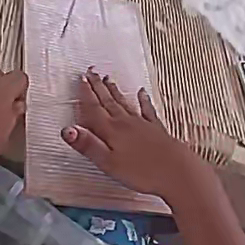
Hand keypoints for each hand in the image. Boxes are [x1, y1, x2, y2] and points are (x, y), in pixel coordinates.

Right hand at [62, 70, 211, 199]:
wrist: (177, 172)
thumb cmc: (142, 171)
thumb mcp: (108, 162)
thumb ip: (88, 145)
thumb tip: (67, 130)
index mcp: (111, 131)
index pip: (94, 109)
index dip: (86, 94)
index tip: (81, 79)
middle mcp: (125, 123)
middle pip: (108, 101)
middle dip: (98, 87)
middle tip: (91, 72)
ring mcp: (142, 125)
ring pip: (124, 103)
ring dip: (114, 91)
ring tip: (108, 79)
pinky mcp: (156, 130)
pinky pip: (146, 110)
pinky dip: (143, 100)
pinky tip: (142, 93)